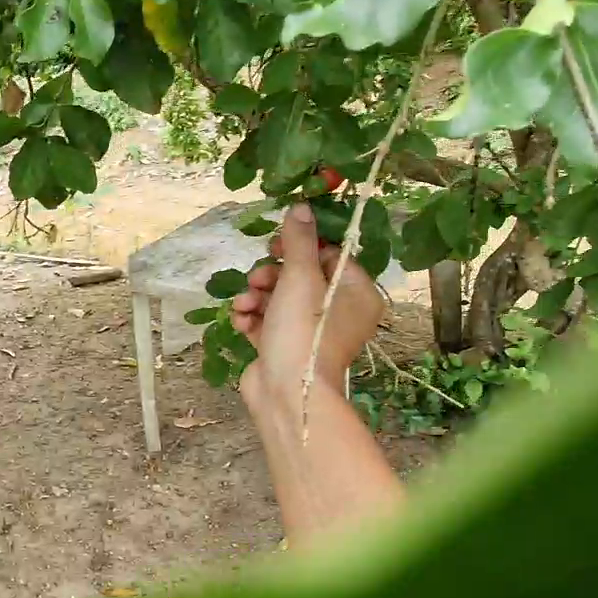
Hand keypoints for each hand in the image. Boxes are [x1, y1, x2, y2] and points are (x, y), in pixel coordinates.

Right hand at [230, 203, 384, 407]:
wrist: (285, 391)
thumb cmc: (304, 331)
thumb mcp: (301, 278)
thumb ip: (299, 241)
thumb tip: (300, 205)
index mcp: (356, 295)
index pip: (331, 257)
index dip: (302, 247)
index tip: (277, 244)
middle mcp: (337, 313)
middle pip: (300, 277)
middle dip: (271, 274)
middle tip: (258, 276)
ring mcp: (308, 333)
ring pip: (277, 299)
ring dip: (255, 296)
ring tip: (245, 302)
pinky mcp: (281, 348)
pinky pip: (265, 322)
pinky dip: (251, 318)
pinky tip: (240, 319)